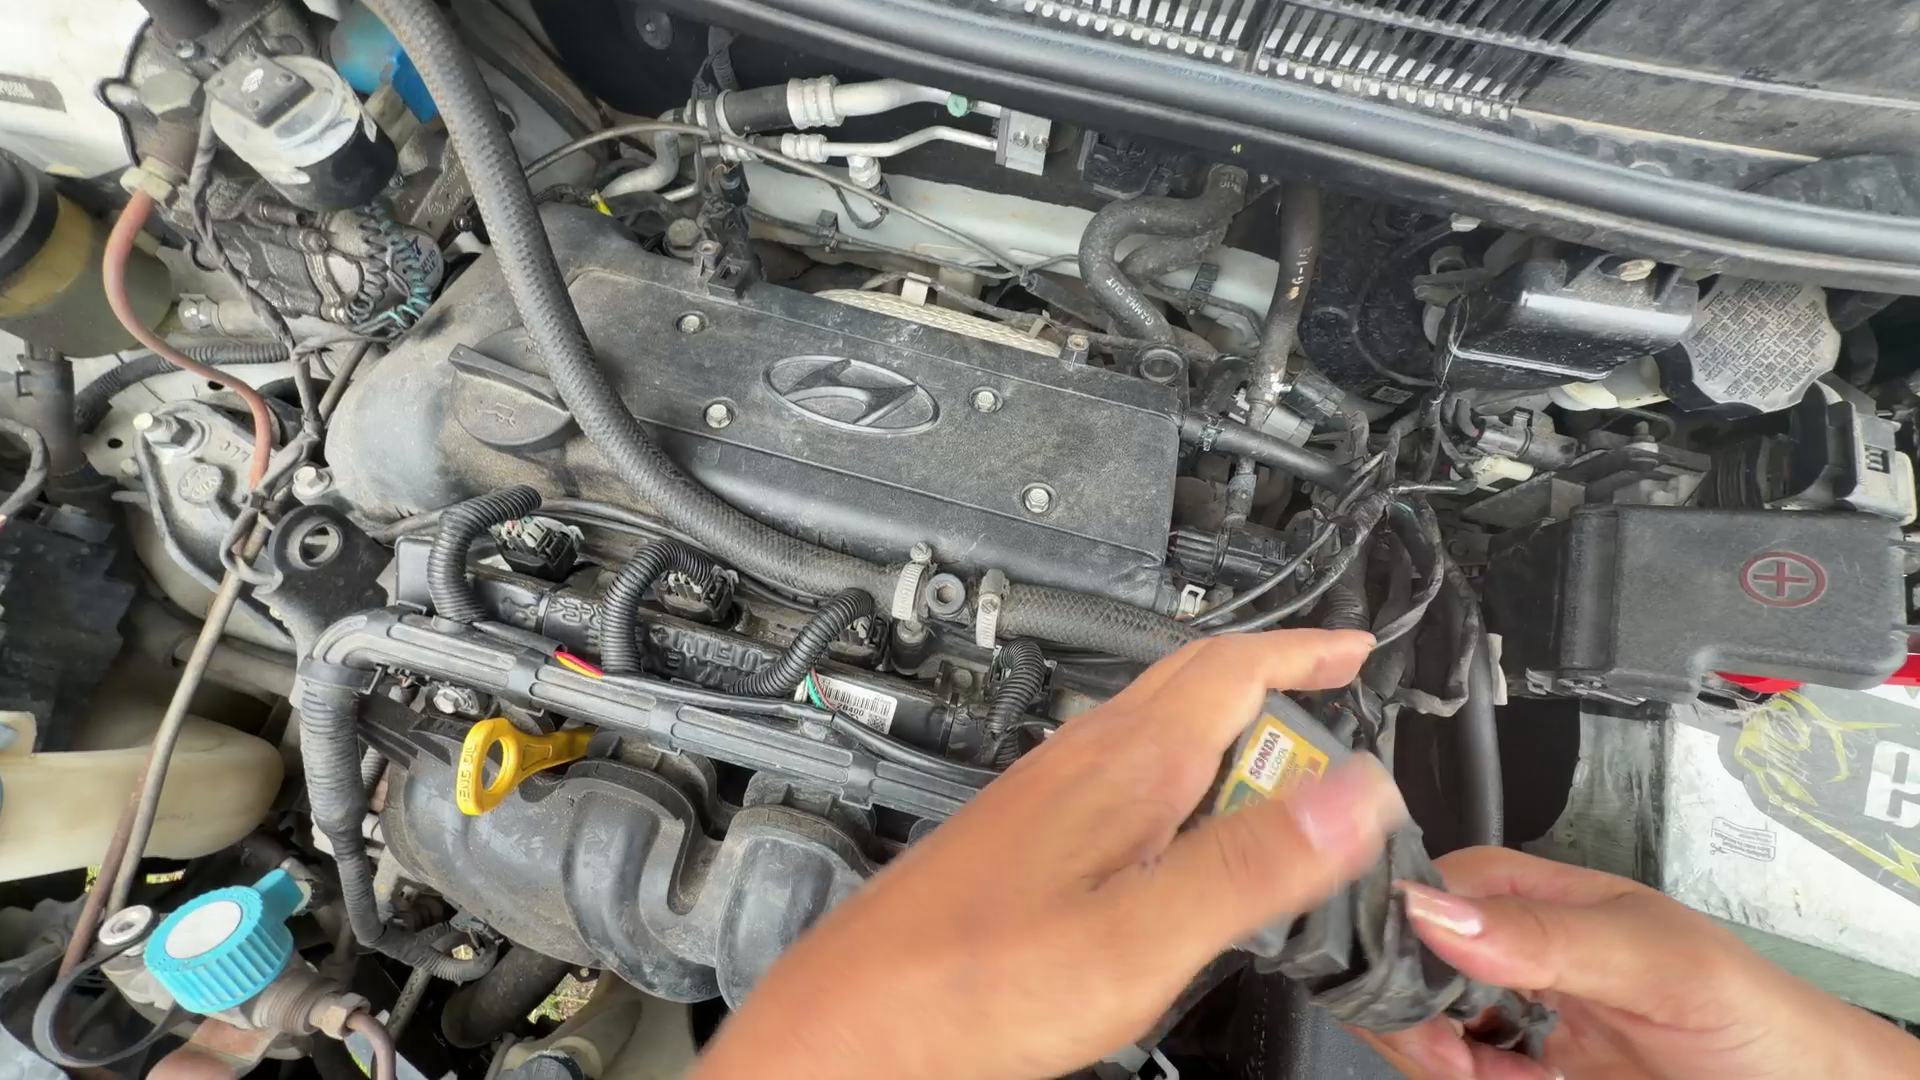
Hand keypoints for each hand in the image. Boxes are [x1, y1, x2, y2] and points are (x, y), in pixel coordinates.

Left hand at [691, 630, 1404, 1079]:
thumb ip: (1250, 861)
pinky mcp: (1042, 813)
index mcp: (1127, 765)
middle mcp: (1090, 753)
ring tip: (1285, 764)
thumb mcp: (1141, 934)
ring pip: (1164, 717)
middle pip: (1197, 680)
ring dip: (1234, 719)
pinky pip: (1133, 757)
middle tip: (1334, 696)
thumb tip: (1352, 794)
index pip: (1230, 670)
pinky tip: (1193, 811)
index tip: (1353, 648)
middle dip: (1275, 676)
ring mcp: (1061, 778)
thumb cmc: (983, 974)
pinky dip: (1189, 761)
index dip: (1302, 650)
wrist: (869, 999)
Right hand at [1374, 847, 1919, 1079]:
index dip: (1388, 930)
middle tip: (1439, 1055)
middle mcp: (1491, 941)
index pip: (1412, 891)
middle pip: (1400, 955)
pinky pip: (1453, 1064)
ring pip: (1413, 1012)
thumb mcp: (1654, 965)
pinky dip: (1451, 1073)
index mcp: (1509, 889)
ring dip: (1419, 1046)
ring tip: (1462, 1072)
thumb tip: (1422, 909)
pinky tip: (1482, 1078)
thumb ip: (1543, 936)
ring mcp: (1502, 1006)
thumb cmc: (1754, 1021)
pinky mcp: (1514, 1065)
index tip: (1394, 983)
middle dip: (1397, 1002)